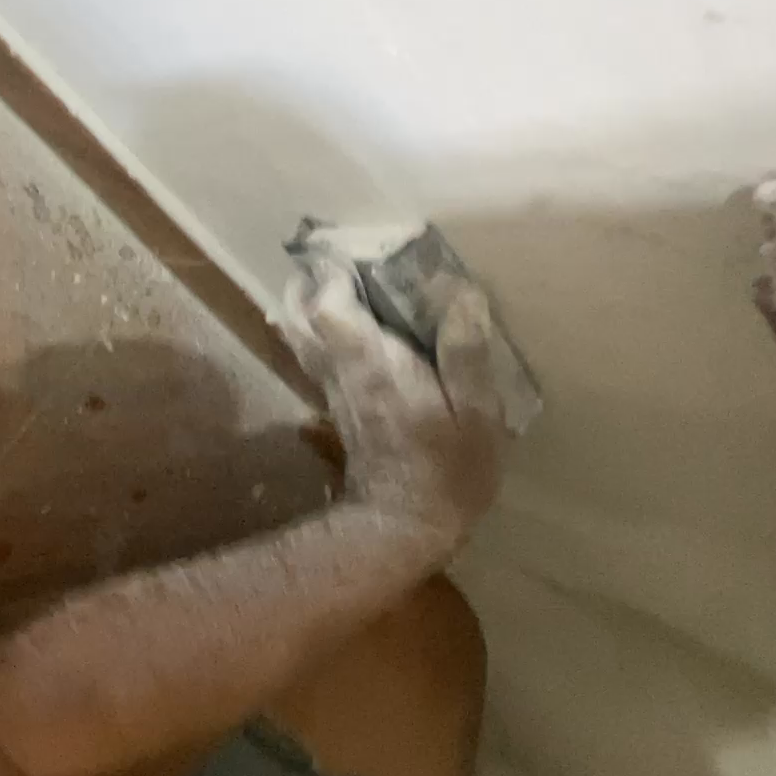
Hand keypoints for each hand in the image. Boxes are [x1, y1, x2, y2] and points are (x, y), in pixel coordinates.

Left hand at [280, 251, 504, 540]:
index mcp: (374, 365)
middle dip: (306, 282)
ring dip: (303, 303)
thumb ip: (465, 353)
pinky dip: (312, 329)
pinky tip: (337, 321)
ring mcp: (331, 387)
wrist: (401, 525)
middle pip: (299, 315)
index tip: (353, 250)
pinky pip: (311, 353)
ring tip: (330, 279)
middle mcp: (341, 370)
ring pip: (299, 335)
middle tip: (332, 258)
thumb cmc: (448, 471)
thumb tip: (461, 294)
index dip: (333, 275)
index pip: (327, 308)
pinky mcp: (334, 402)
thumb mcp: (477, 415)